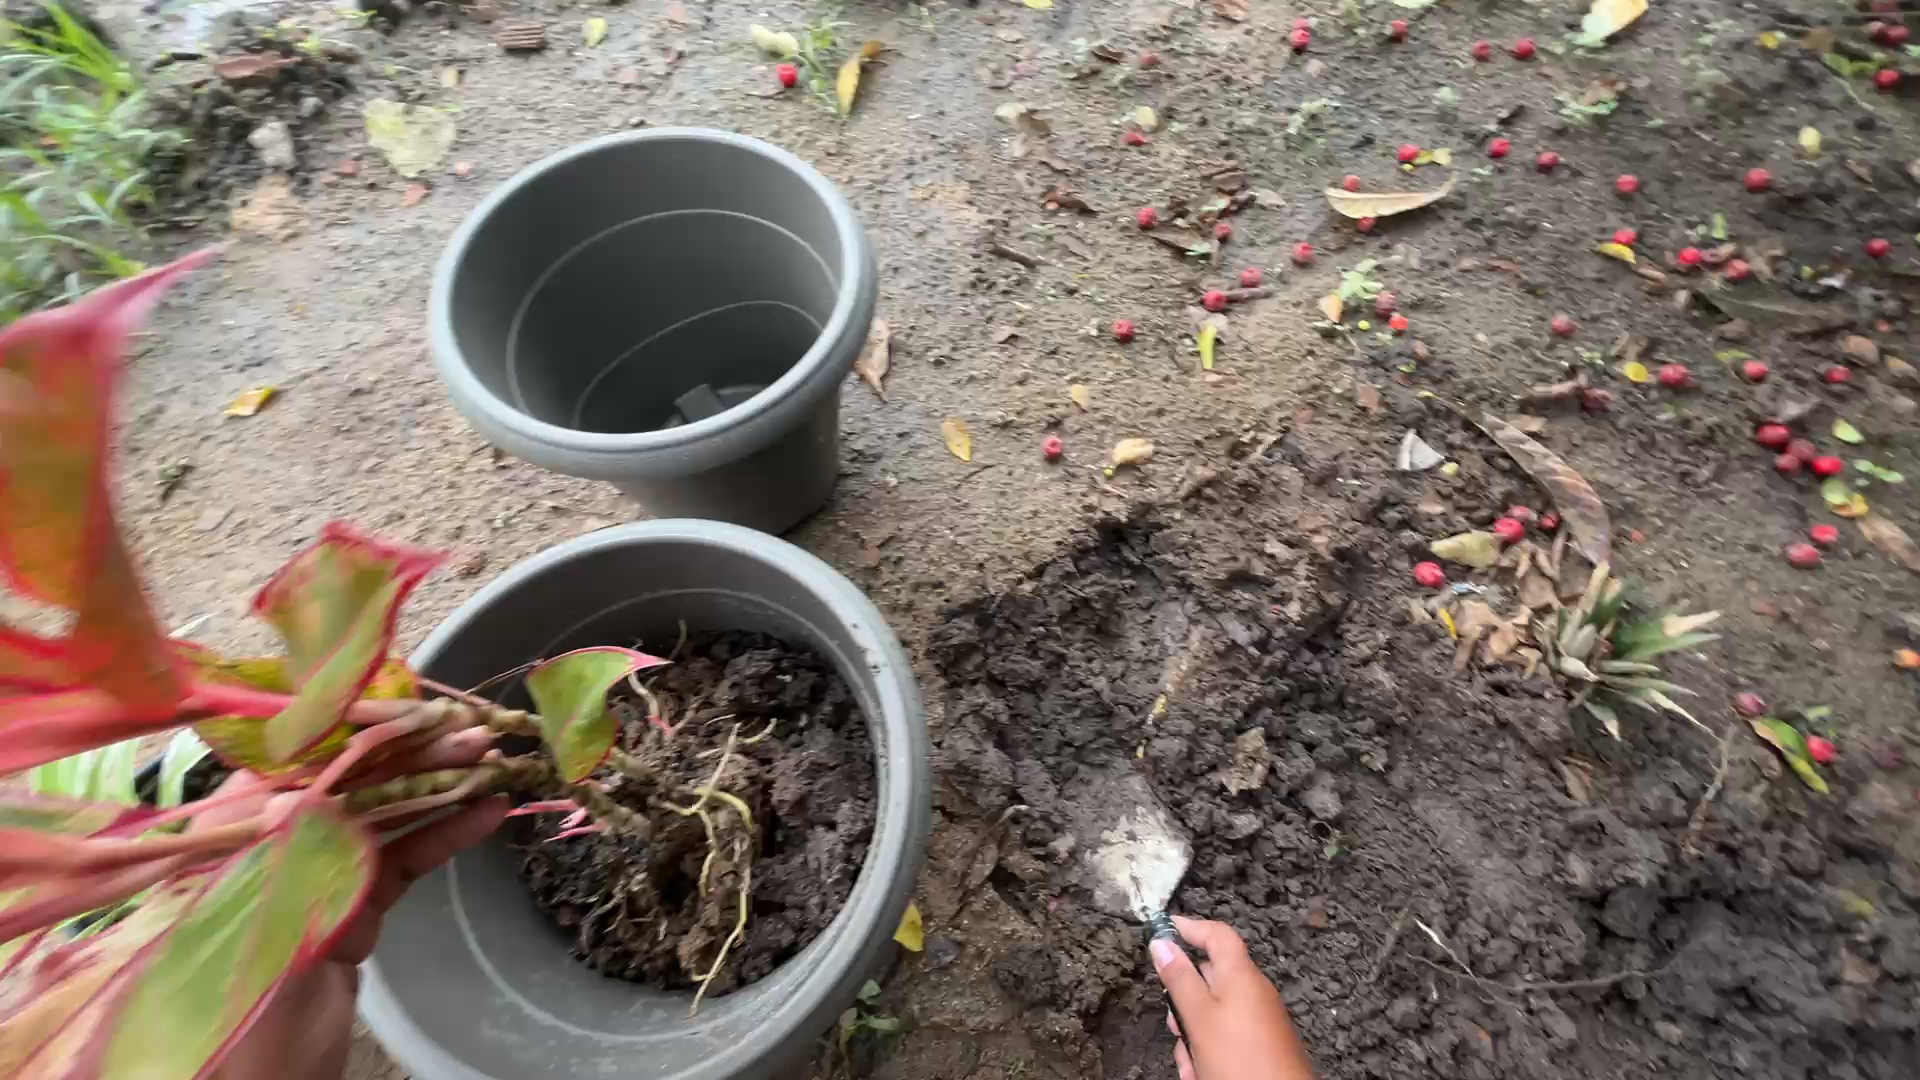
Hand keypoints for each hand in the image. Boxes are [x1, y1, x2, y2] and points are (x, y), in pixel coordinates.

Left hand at [204, 729, 508, 1079]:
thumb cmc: (228, 1043)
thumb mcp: (253, 953)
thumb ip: (277, 875)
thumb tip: (308, 795)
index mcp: (218, 856)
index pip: (288, 774)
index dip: (356, 741)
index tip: (419, 720)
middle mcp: (263, 854)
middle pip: (347, 788)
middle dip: (413, 761)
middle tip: (479, 740)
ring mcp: (309, 880)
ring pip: (383, 816)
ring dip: (440, 791)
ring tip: (495, 767)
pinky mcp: (348, 907)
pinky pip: (401, 858)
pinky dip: (445, 834)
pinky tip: (489, 815)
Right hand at [1151, 916, 1315, 1079]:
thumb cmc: (1240, 1060)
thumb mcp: (1199, 1017)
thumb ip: (1179, 978)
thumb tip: (1162, 943)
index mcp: (1241, 975)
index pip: (1217, 933)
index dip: (1190, 927)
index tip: (1163, 930)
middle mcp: (1253, 992)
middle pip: (1211, 977)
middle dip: (1185, 998)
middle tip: (1174, 1022)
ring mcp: (1260, 1020)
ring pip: (1215, 1012)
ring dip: (1194, 1032)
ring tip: (1190, 1061)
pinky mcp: (1263, 1046)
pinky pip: (1228, 1034)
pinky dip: (1211, 1048)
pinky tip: (1202, 1072)